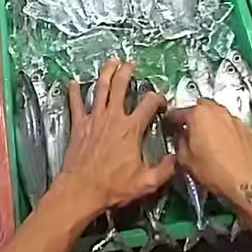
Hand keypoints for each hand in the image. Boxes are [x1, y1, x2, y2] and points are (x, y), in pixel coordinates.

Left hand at [48, 59, 172, 221]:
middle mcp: (113, 117)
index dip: (157, 98)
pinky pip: (75, 103)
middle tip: (131, 64)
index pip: (148, 104)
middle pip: (120, 87)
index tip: (161, 99)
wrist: (82, 189)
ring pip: (100, 89)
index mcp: (131, 129)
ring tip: (111, 62)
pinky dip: (74, 92)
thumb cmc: (114, 186)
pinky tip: (73, 82)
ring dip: (106, 73)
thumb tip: (178, 158)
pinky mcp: (78, 124)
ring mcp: (94, 118)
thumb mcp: (146, 182)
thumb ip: (165, 170)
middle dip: (127, 72)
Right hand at [166, 99, 251, 208]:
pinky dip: (225, 130)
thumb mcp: (185, 159)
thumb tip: (182, 138)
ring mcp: (234, 118)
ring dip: (210, 121)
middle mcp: (217, 110)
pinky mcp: (247, 129)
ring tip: (208, 138)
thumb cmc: (213, 171)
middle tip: (190, 131)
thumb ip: (179, 142)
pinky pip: (231, 124)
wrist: (247, 184)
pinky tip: (224, 145)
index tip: (170, 128)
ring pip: (217, 114)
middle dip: (193, 116)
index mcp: (198, 114)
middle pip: (200, 107)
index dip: (171, 121)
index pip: (177, 112)